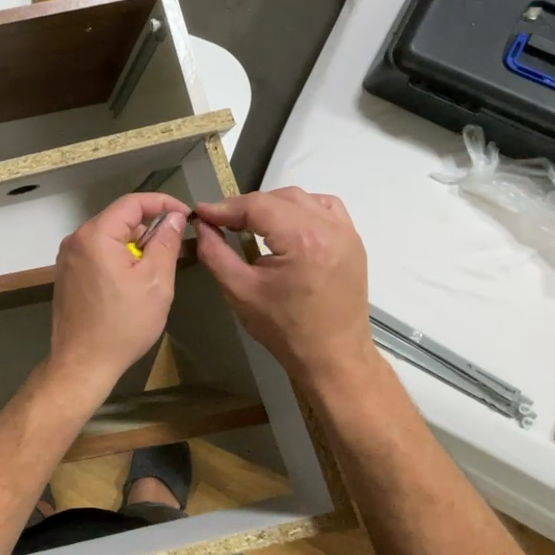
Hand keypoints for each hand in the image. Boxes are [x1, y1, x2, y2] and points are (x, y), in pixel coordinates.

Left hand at [47, 193, 188, 398]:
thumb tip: (175, 217)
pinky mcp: (67, 274)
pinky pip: (97, 253)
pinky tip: (133, 281)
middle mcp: (76, 239)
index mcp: (95, 235)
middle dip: (149, 227)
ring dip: (134, 245)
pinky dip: (118, 257)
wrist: (83, 363)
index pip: (132, 203)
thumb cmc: (123, 324)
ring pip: (109, 237)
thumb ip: (165, 242)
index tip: (186, 215)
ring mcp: (67, 257)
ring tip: (156, 268)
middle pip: (118, 219)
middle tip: (174, 246)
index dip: (163, 203)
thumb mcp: (155, 281)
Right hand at [193, 187, 374, 390]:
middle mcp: (330, 229)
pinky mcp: (353, 242)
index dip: (224, 207)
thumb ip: (215, 253)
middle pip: (279, 197)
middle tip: (221, 222)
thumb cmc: (284, 328)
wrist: (333, 357)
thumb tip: (201, 225)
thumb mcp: (239, 291)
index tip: (200, 213)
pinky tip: (285, 225)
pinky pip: (325, 207)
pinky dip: (301, 208)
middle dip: (246, 206)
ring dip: (273, 204)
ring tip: (251, 222)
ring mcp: (347, 233)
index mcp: (303, 240)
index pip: (257, 205)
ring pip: (302, 198)